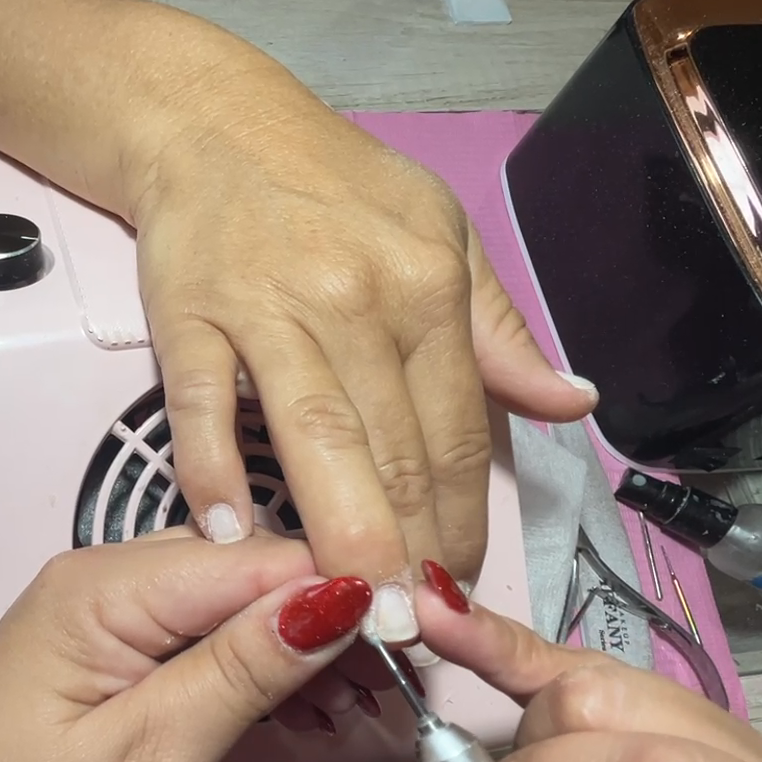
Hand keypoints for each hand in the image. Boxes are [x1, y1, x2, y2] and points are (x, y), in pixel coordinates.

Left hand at [0, 532, 372, 761]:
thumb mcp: (148, 761)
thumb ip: (240, 674)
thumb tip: (333, 600)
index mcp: (100, 589)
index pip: (248, 559)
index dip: (336, 590)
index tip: (409, 640)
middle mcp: (102, 573)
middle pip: (242, 568)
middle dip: (323, 617)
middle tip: (391, 682)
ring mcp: (106, 602)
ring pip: (230, 596)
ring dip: (295, 642)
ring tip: (353, 701)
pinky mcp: (114, 637)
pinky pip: (201, 626)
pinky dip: (254, 659)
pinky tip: (298, 701)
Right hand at [133, 93, 596, 639]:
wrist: (213, 129)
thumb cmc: (329, 184)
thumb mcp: (437, 232)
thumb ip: (498, 327)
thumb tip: (572, 404)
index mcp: (426, 286)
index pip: (456, 431)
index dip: (460, 522)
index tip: (455, 590)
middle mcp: (356, 301)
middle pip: (392, 448)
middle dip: (407, 550)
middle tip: (409, 631)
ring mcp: (267, 310)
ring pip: (314, 436)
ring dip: (337, 530)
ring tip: (350, 608)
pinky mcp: (189, 317)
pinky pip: (203, 404)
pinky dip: (214, 470)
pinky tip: (228, 532)